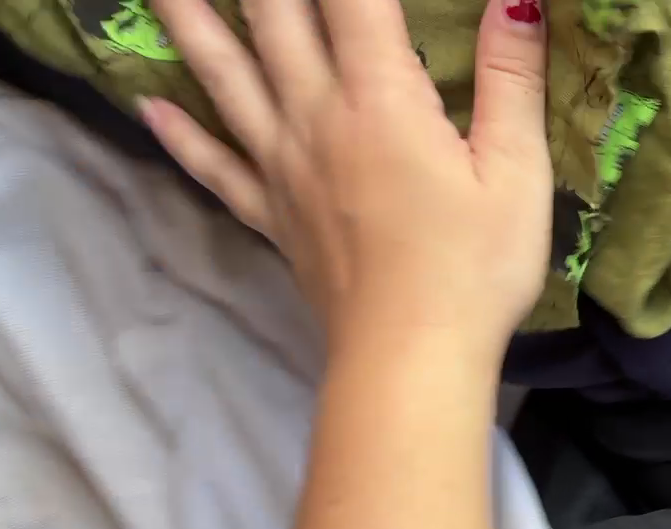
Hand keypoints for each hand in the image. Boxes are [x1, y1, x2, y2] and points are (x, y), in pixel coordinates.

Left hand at [142, 0, 552, 351]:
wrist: (416, 351)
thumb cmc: (479, 266)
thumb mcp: (519, 177)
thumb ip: (511, 86)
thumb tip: (515, 1)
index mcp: (382, 100)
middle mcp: (315, 114)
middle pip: (274, 14)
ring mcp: (283, 165)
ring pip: (221, 70)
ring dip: (189, 14)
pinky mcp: (274, 216)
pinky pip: (213, 165)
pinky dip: (179, 133)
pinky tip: (151, 105)